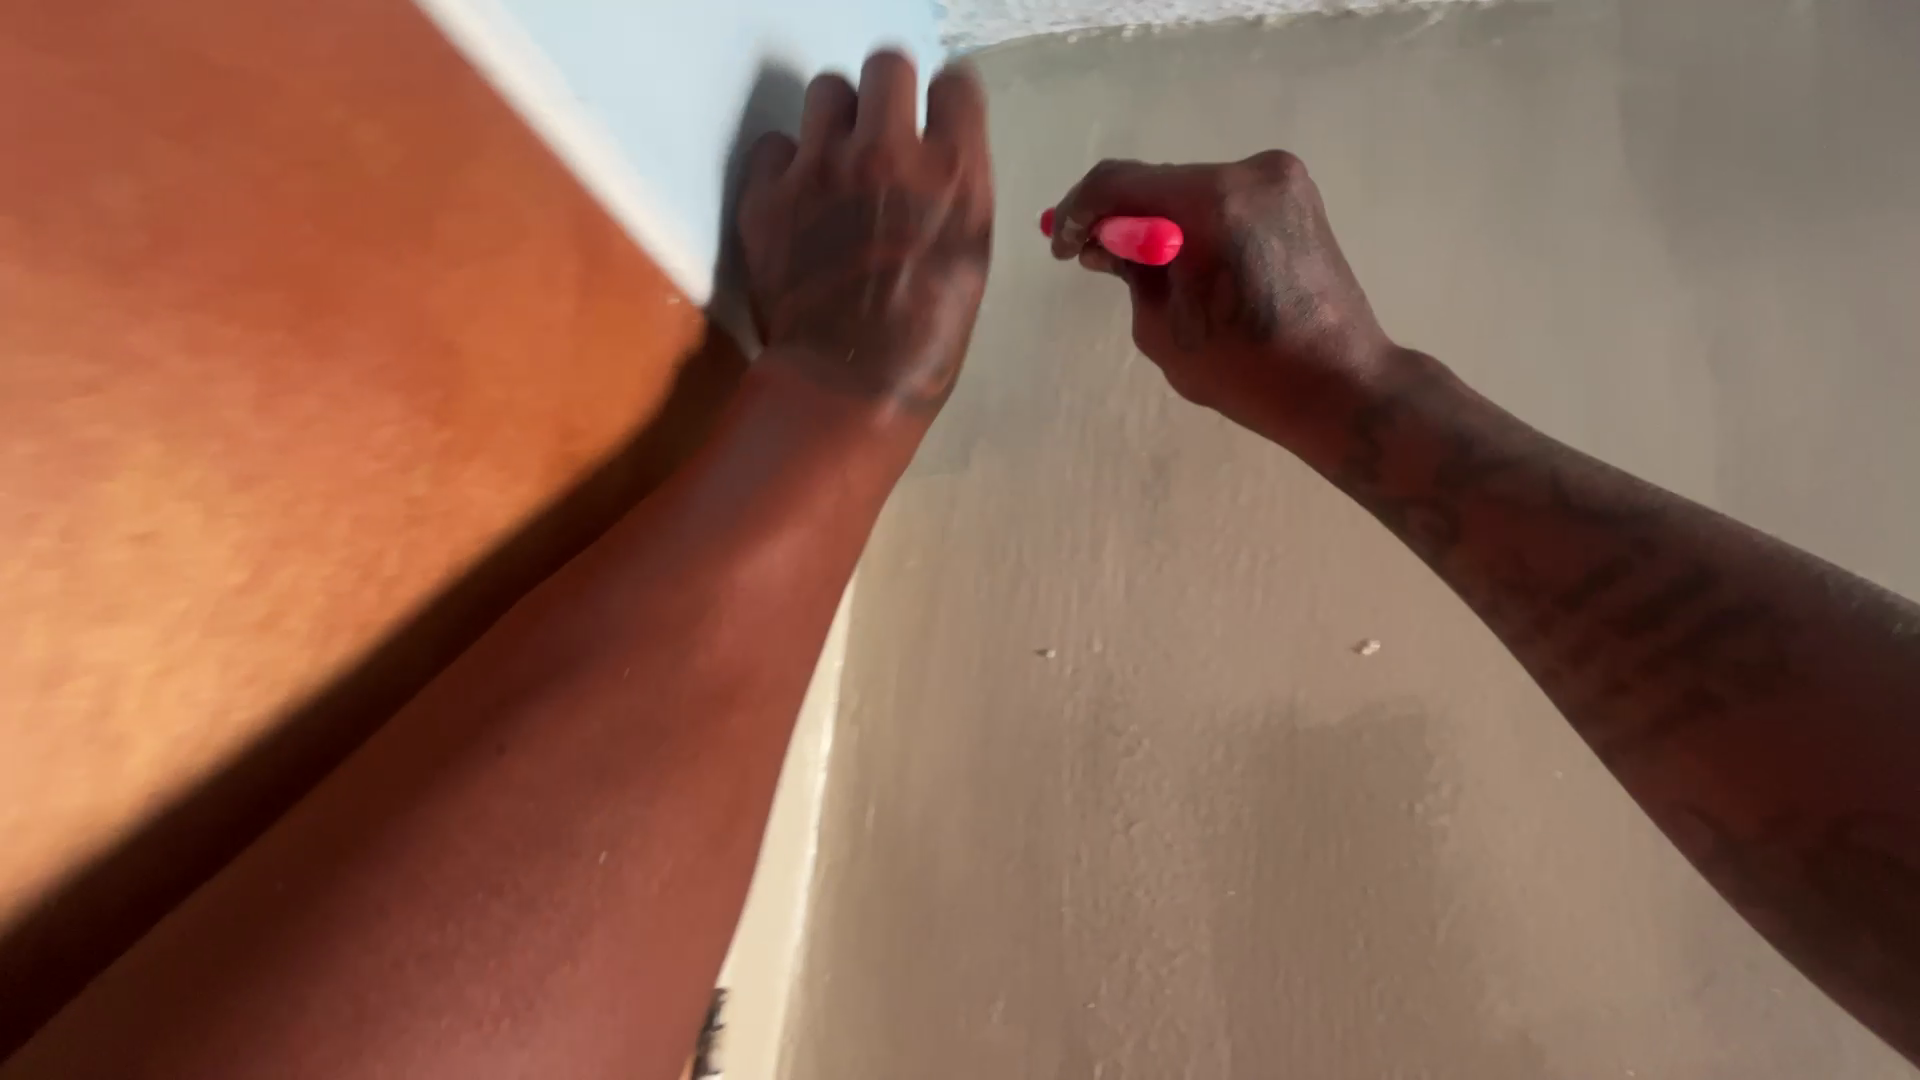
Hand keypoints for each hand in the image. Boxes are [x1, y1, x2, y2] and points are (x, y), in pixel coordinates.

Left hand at [738, 52, 993, 418]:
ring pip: (827, 91)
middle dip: (888, 95)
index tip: (934, 128)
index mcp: (955, 174)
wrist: (850, 385)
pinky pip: (775, 144)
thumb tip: (933, 164)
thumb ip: (954, 196)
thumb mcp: (968, 262)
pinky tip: (797, 203)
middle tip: (881, 138)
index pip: (956, 84)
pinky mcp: (768, 193)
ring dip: (837, 123)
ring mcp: (822, 168)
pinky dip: (787, 167)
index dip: (945, 106)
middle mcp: (890, 151)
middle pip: (887, 64)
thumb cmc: (927, 342)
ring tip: (836, 169)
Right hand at [1049, 152, 1391, 432]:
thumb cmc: (1243, 371)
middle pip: (1156, 182)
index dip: (1076, 212)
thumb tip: (1105, 244)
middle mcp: (1248, 171)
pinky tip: (1184, 263)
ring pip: (1189, 190)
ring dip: (1156, 223)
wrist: (1337, 382)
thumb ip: (1129, 273)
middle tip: (1090, 258)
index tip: (1061, 248)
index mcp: (1211, 203)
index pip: (1118, 183)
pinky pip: (1223, 200)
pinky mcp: (1295, 197)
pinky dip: (1193, 224)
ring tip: (1139, 270)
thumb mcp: (1162, 328)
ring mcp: (1280, 179)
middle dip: (1117, 219)